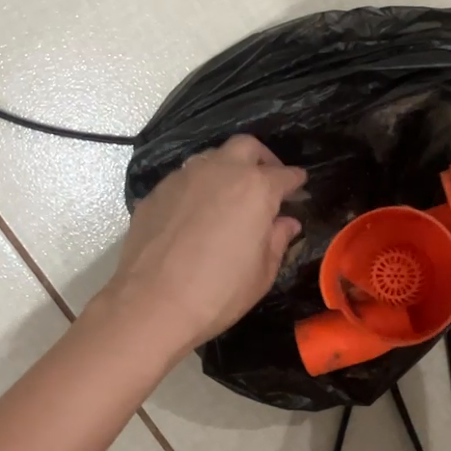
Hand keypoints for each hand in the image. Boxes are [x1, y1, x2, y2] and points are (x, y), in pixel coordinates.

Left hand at [98, 135, 305, 355]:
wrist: (151, 303)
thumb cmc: (218, 292)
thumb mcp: (262, 273)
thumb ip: (277, 240)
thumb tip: (286, 222)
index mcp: (255, 188)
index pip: (285, 174)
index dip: (295, 181)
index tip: (299, 188)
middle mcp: (220, 171)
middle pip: (246, 147)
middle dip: (262, 159)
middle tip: (267, 180)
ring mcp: (184, 178)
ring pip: (211, 157)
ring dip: (226, 169)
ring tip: (230, 195)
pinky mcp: (156, 192)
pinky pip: (184, 180)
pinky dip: (198, 188)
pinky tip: (196, 214)